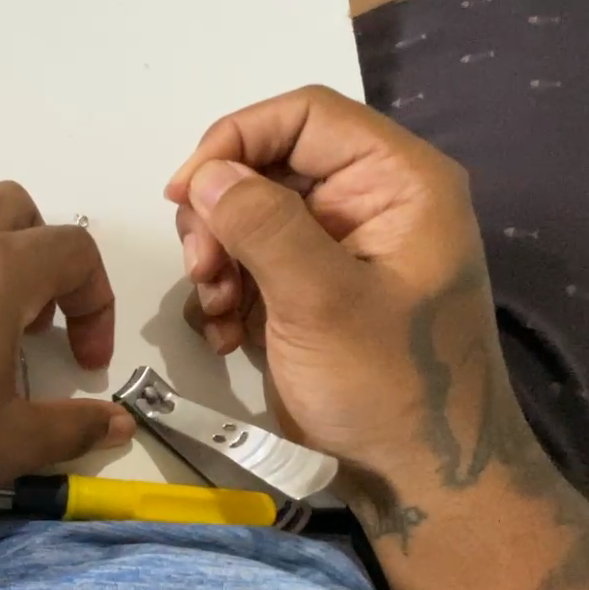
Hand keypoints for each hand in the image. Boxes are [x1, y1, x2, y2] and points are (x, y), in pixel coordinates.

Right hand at [163, 87, 555, 527]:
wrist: (408, 472)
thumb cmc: (384, 384)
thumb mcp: (320, 300)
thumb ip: (263, 227)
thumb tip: (205, 175)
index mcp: (393, 184)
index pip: (303, 118)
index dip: (234, 141)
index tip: (181, 194)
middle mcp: (361, 208)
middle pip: (264, 171)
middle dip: (219, 220)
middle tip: (204, 272)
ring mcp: (328, 257)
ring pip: (244, 225)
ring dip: (214, 266)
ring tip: (220, 315)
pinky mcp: (301, 299)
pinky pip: (243, 273)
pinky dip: (222, 300)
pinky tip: (226, 338)